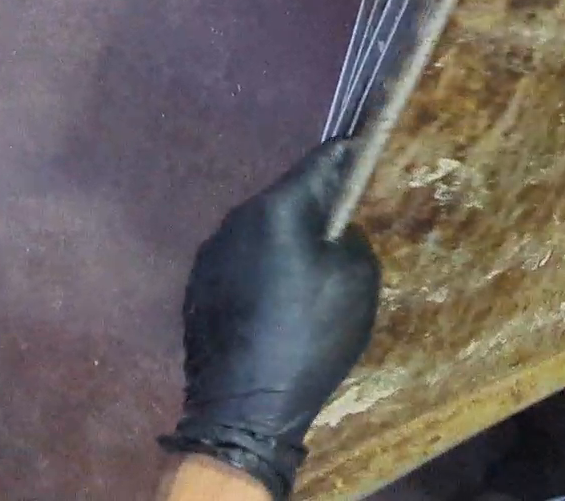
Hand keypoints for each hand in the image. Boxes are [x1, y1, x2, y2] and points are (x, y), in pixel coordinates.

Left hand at [161, 140, 380, 498]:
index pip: (321, 160)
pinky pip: (243, 254)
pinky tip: (279, 292)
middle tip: (345, 217)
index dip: (349, 154)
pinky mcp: (199, 283)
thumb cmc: (311, 335)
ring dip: (289, 232)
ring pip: (264, 224)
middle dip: (318, 199)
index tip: (366, 152)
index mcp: (278, 208)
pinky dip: (265, 260)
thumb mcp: (357, 278)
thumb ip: (349, 235)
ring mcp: (212, 251)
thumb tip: (333, 229)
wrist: (242, 411)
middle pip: (289, 191)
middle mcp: (238, 218)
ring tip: (311, 262)